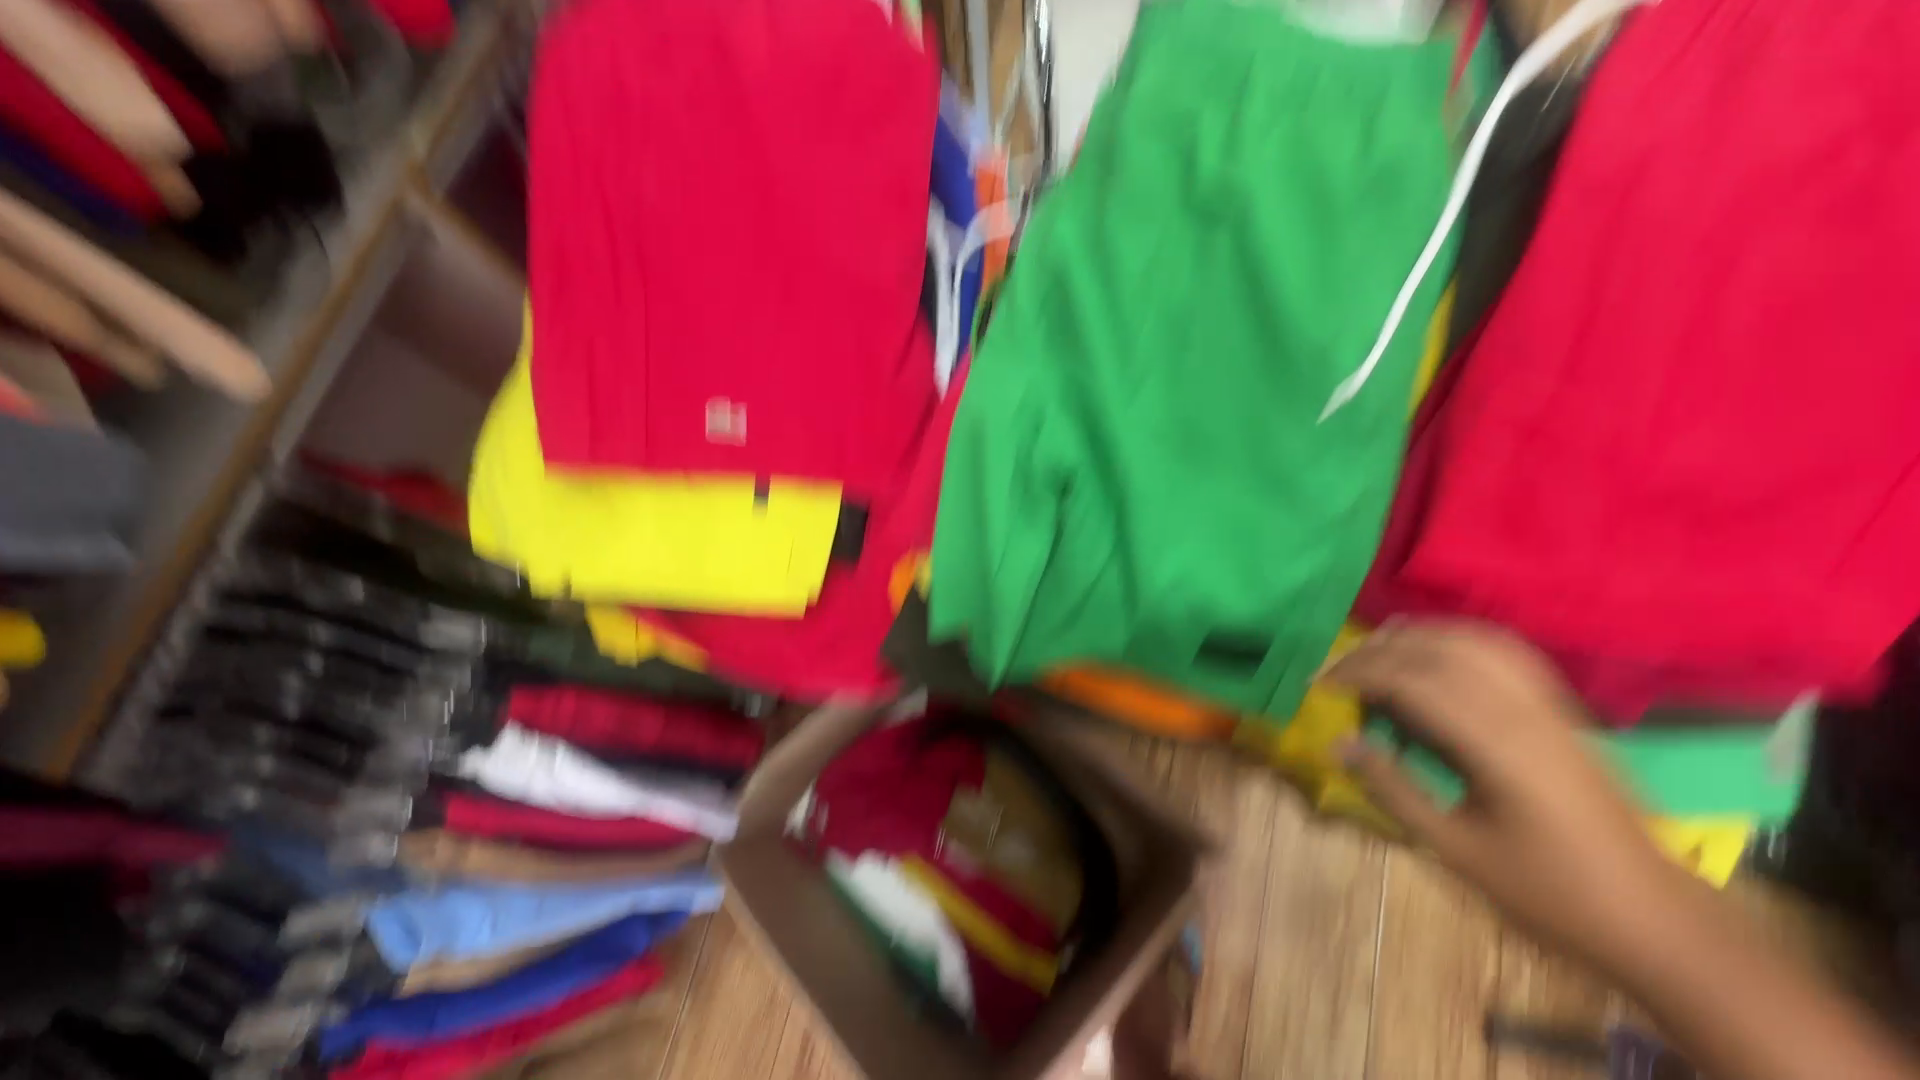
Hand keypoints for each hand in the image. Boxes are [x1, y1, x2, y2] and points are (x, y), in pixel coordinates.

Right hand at [1321, 620, 1686, 969]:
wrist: (1650, 916)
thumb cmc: (1547, 893)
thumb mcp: (1456, 850)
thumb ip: (1394, 790)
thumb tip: (1337, 743)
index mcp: (1497, 744)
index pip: (1413, 680)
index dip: (1357, 674)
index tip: (1316, 685)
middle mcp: (1524, 710)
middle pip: (1440, 649)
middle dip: (1379, 651)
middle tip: (1337, 673)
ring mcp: (1550, 706)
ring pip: (1475, 641)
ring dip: (1419, 638)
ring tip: (1377, 656)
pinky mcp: (1563, 711)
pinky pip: (1506, 654)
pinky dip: (1461, 643)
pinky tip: (1438, 658)